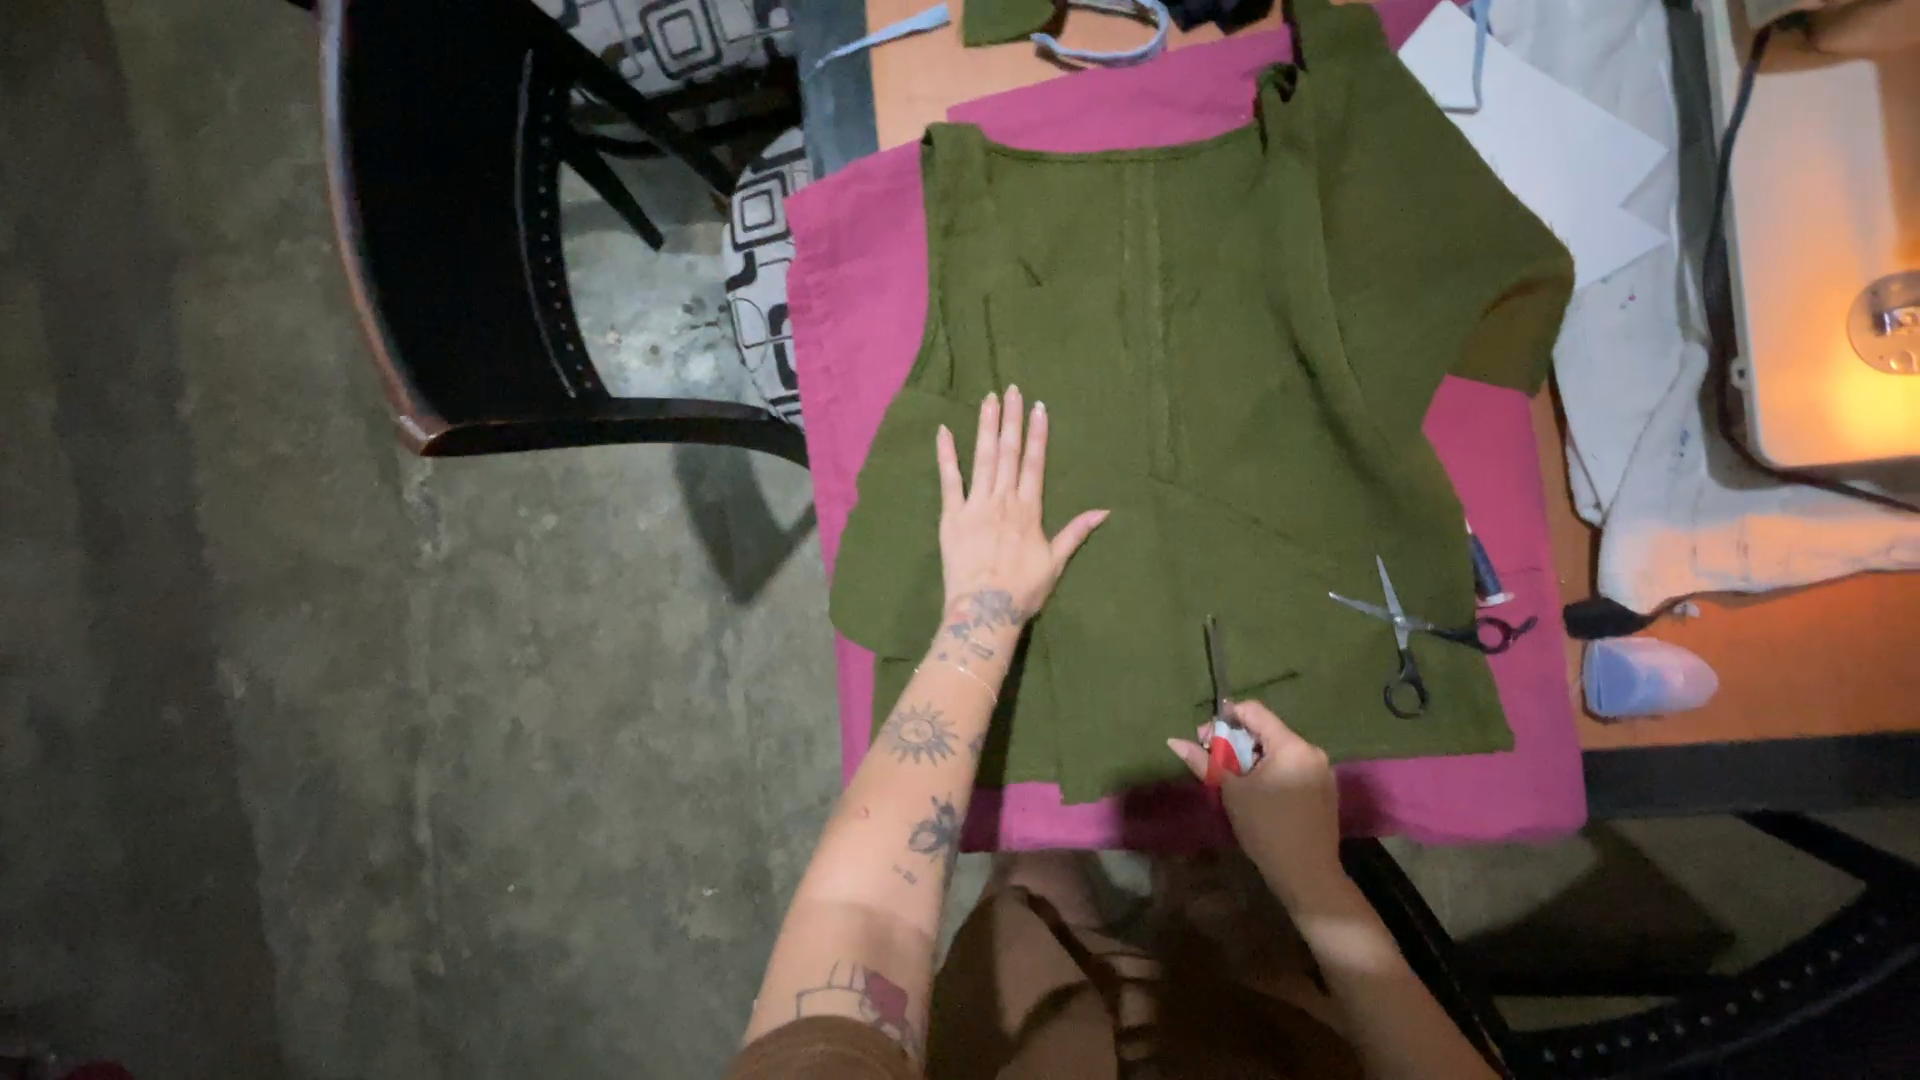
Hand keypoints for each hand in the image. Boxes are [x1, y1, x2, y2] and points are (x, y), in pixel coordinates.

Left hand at [935, 387, 1108, 627]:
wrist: (985, 609)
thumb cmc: (1023, 590)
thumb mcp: (1056, 562)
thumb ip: (1076, 532)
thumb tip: (1105, 511)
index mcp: (1029, 509)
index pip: (1034, 463)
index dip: (1037, 434)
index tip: (1039, 408)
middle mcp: (1003, 500)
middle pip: (1009, 452)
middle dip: (1012, 419)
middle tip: (1013, 389)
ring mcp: (976, 505)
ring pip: (983, 458)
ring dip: (987, 427)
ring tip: (989, 399)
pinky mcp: (952, 516)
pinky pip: (949, 480)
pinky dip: (946, 455)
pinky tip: (944, 431)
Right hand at [1168, 700, 1345, 910]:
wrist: (1307, 875)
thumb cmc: (1266, 828)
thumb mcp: (1231, 791)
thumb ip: (1205, 761)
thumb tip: (1174, 741)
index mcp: (1291, 745)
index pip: (1254, 711)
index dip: (1226, 719)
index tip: (1208, 741)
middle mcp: (1311, 751)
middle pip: (1266, 731)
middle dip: (1237, 742)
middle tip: (1216, 764)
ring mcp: (1322, 772)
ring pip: (1278, 751)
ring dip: (1252, 758)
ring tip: (1235, 782)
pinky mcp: (1324, 791)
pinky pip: (1292, 767)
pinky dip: (1271, 772)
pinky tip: (1259, 795)